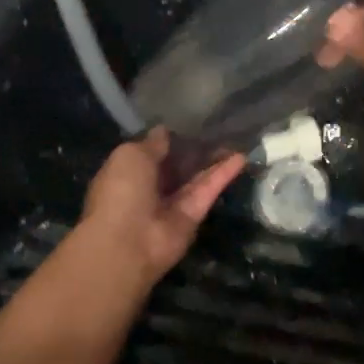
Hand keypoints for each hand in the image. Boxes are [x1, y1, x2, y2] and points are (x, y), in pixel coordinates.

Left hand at [77, 129, 244, 287]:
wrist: (127, 242)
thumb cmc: (122, 191)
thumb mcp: (131, 155)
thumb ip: (153, 143)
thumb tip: (165, 131)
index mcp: (130, 172)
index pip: (154, 152)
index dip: (171, 138)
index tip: (192, 122)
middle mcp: (151, 188)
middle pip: (178, 165)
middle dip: (196, 148)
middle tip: (220, 127)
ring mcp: (173, 203)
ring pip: (196, 177)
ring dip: (214, 159)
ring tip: (236, 139)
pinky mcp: (193, 216)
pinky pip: (208, 190)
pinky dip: (223, 174)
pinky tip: (241, 157)